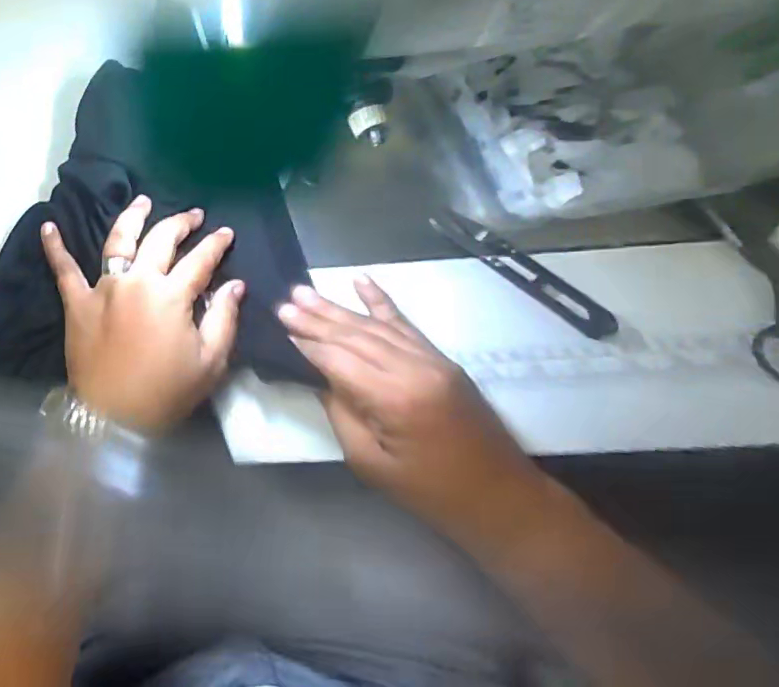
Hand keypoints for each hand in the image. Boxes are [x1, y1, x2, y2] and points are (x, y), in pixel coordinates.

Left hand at [42, 196, 242, 434]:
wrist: (112, 422)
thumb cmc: (167, 392)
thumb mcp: (210, 361)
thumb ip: (224, 318)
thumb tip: (236, 284)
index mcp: (171, 295)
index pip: (200, 259)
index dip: (216, 243)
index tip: (227, 232)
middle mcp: (137, 281)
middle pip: (161, 239)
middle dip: (181, 222)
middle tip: (194, 215)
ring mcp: (104, 288)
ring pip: (118, 241)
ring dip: (132, 217)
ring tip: (142, 201)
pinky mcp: (77, 304)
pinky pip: (64, 271)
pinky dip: (55, 248)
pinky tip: (48, 226)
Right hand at [280, 279, 556, 552]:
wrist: (499, 496)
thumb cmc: (430, 493)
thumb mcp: (372, 463)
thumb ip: (343, 413)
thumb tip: (320, 377)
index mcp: (394, 398)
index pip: (338, 359)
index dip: (306, 344)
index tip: (279, 326)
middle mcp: (412, 367)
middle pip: (354, 335)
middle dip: (316, 319)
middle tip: (284, 303)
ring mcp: (430, 357)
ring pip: (375, 325)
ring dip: (338, 308)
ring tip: (305, 292)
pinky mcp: (441, 358)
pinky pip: (405, 323)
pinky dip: (380, 301)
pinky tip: (361, 281)